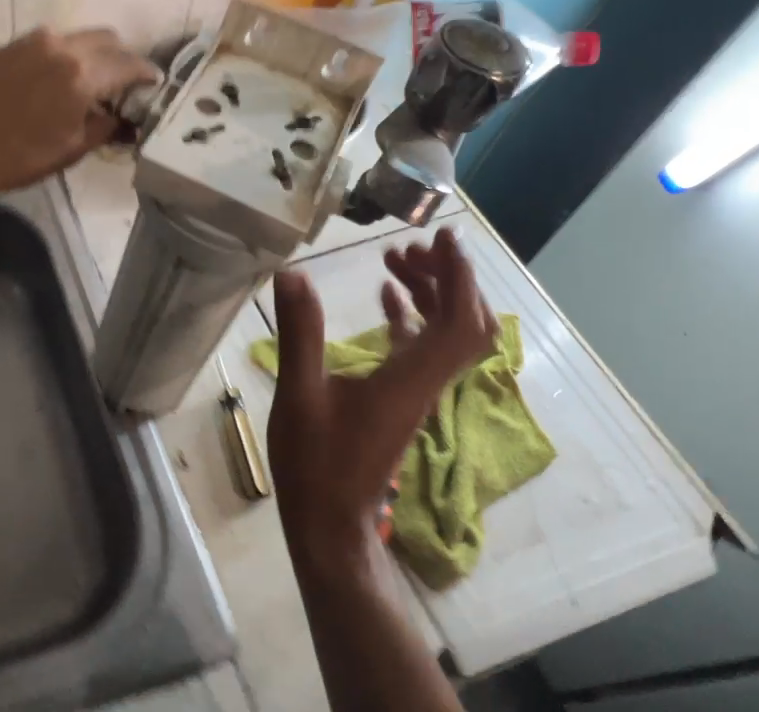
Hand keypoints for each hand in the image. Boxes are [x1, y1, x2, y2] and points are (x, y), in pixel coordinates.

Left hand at [0, 27, 160, 201]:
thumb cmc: (16, 159)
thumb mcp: (70, 150)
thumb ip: (104, 126)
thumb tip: (120, 117)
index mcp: (81, 74)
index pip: (128, 63)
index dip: (145, 73)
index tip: (152, 83)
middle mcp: (59, 46)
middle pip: (105, 39)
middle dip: (120, 57)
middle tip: (122, 83)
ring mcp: (29, 41)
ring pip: (75, 37)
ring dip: (90, 54)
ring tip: (87, 82)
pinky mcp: (6, 46)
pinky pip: (46, 43)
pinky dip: (61, 55)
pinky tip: (53, 80)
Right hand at [267, 228, 497, 573]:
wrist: (329, 521)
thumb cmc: (315, 461)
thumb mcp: (299, 394)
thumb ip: (300, 332)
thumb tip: (292, 273)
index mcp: (410, 380)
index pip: (460, 322)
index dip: (461, 276)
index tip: (443, 237)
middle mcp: (425, 383)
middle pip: (465, 325)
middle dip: (448, 278)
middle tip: (410, 247)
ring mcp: (415, 393)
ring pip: (445, 336)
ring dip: (431, 294)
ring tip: (393, 261)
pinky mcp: (400, 401)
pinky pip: (421, 350)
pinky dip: (412, 318)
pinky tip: (386, 297)